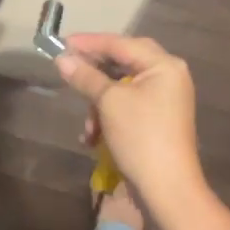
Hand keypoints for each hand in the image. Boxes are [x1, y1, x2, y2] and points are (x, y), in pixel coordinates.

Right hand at [56, 34, 205, 202]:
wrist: (167, 187)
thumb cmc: (140, 136)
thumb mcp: (108, 102)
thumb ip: (86, 77)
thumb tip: (62, 59)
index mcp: (164, 65)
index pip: (121, 43)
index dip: (89, 42)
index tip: (61, 43)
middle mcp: (168, 76)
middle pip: (123, 62)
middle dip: (94, 73)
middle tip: (68, 71)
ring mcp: (164, 99)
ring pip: (121, 87)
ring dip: (98, 103)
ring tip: (87, 127)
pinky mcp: (157, 119)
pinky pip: (127, 106)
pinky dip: (108, 116)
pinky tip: (94, 137)